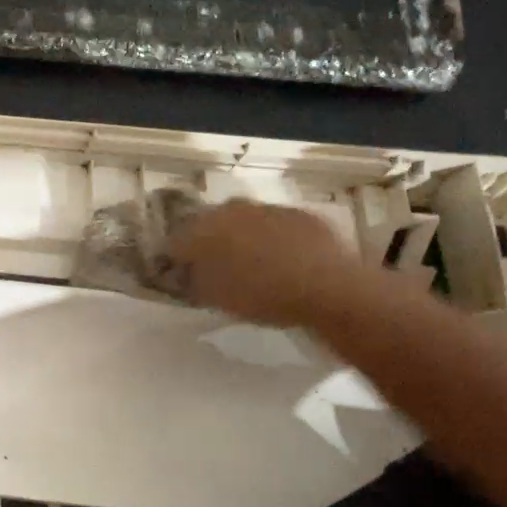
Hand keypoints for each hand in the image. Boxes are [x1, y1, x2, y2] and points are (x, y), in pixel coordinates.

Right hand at [167, 199, 376, 327]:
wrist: (330, 289)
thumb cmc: (263, 296)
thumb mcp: (216, 298)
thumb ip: (192, 281)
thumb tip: (182, 273)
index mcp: (202, 230)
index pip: (175, 241)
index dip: (176, 258)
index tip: (181, 273)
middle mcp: (230, 210)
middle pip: (209, 223)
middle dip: (209, 241)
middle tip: (218, 266)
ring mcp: (267, 208)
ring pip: (245, 220)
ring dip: (244, 236)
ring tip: (255, 262)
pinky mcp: (301, 214)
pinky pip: (279, 224)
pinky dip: (277, 237)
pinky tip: (287, 259)